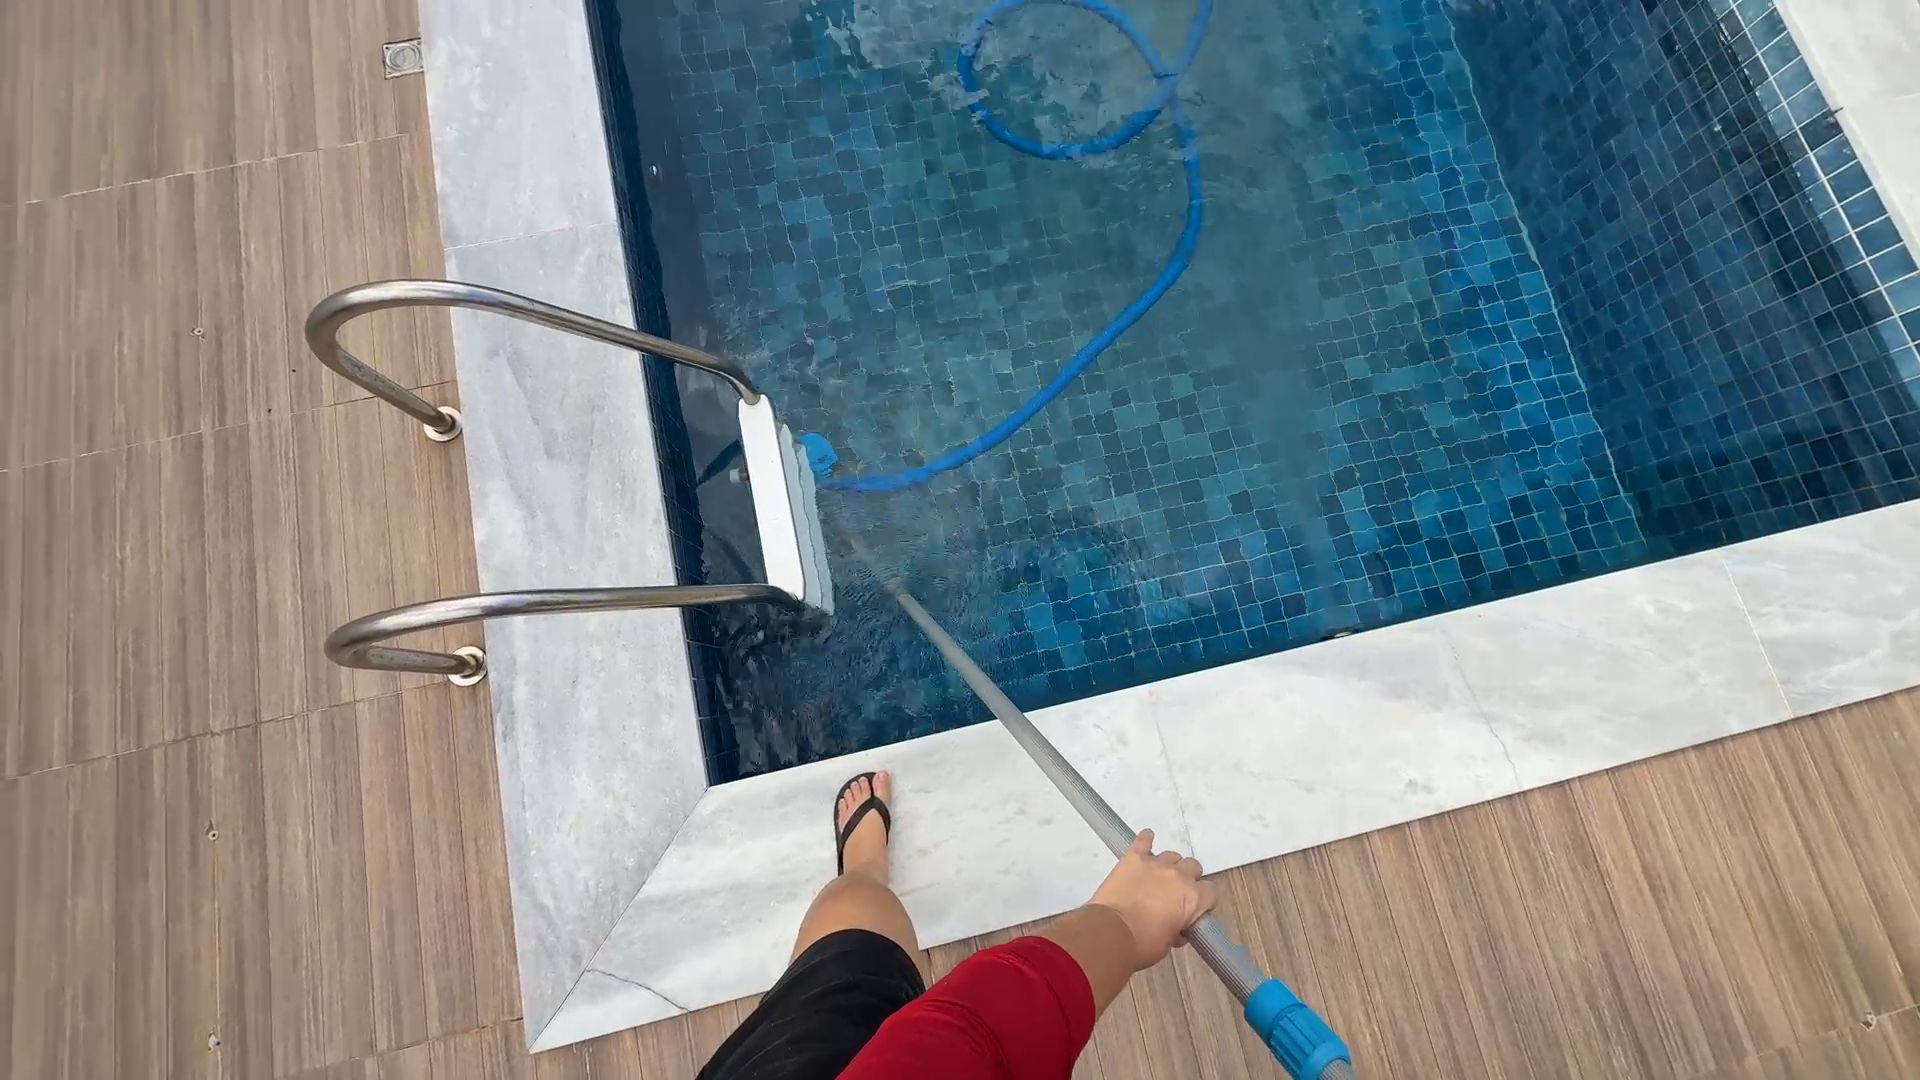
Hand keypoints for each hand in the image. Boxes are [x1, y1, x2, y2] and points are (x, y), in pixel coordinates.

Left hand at [1086, 829, 1215, 970]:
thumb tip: (1177, 926)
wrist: (1113, 931)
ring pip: (1172, 855)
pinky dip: (1146, 839)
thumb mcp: (1170, 942)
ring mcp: (1155, 863)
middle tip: (1176, 894)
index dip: (1203, 903)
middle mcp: (1179, 875)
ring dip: (1169, 865)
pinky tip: (1147, 838)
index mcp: (1193, 898)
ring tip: (1158, 877)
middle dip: (1188, 879)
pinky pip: (1143, 841)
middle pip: (1193, 867)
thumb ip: (1179, 927)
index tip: (1193, 912)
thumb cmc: (1145, 943)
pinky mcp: (1134, 857)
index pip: (1210, 893)